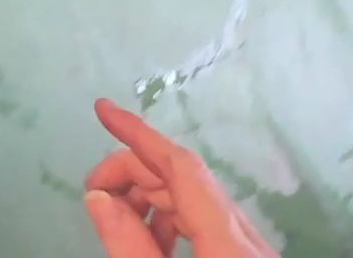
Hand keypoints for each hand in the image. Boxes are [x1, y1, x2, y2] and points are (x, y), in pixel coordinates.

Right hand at [83, 99, 279, 257]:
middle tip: (95, 193)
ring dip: (152, 200)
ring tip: (121, 224)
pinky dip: (175, 222)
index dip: (139, 133)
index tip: (102, 109)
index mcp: (231, 245)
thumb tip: (97, 196)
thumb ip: (131, 245)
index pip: (182, 166)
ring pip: (197, 202)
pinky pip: (210, 225)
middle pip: (186, 180)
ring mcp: (257, 254)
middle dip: (135, 173)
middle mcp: (251, 241)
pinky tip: (155, 244)